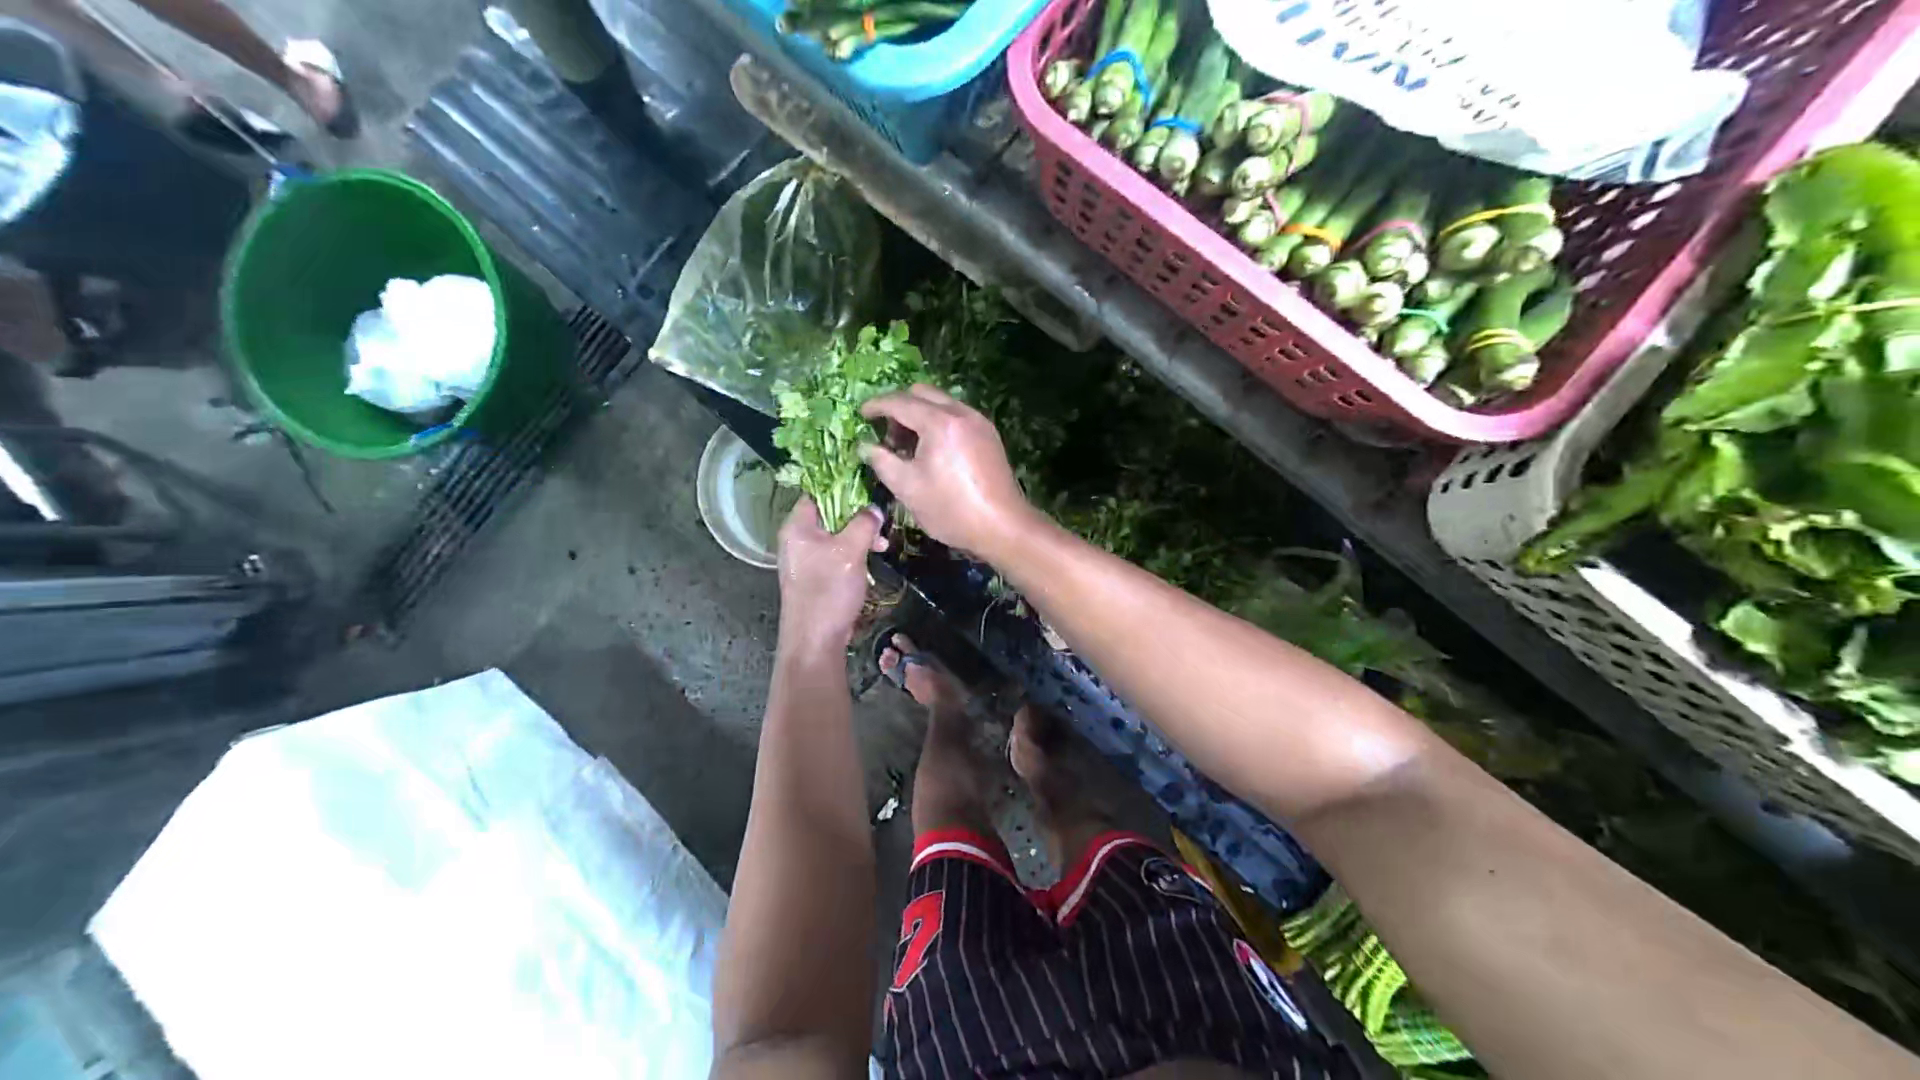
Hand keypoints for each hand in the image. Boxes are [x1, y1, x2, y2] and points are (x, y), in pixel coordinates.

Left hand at [777, 496, 884, 656]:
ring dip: (859, 537)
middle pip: (829, 514)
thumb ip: (864, 523)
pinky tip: (870, 561)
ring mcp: (805, 559)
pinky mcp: (815, 576)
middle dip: (858, 516)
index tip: (869, 488)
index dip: (843, 487)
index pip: (818, 492)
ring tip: (882, 546)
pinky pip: (835, 554)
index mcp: (797, 526)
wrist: (814, 640)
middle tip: (880, 524)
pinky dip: (853, 553)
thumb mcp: (851, 550)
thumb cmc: (828, 589)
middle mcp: (796, 539)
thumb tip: (874, 509)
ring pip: (836, 536)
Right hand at [860, 385, 1036, 558]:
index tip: (862, 414)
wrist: (1002, 526)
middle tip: (886, 433)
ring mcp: (979, 422)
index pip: (900, 402)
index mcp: (939, 422)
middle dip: (899, 406)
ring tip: (907, 445)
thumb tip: (864, 446)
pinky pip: (956, 415)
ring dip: (919, 413)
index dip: (876, 406)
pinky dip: (938, 422)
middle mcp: (961, 413)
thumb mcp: (907, 488)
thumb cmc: (951, 509)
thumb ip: (881, 461)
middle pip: (922, 393)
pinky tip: (931, 450)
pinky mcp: (989, 435)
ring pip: (941, 402)